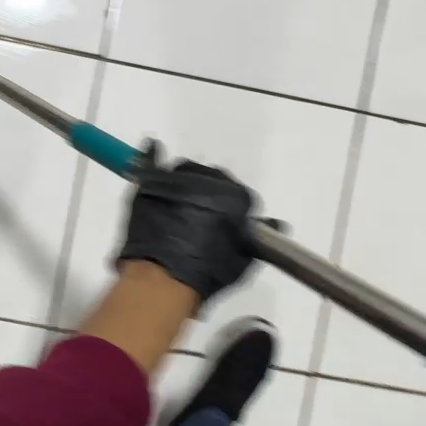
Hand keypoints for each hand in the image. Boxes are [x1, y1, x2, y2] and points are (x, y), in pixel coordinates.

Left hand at [115, 152, 258, 304]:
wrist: (162, 278)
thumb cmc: (206, 272)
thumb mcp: (241, 260)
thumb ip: (255, 237)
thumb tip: (276, 224)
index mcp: (234, 196)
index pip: (237, 196)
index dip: (230, 212)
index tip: (222, 226)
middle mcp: (208, 180)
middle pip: (212, 180)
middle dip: (209, 196)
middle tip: (200, 220)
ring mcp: (176, 179)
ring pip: (185, 173)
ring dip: (186, 184)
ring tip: (179, 205)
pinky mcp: (150, 184)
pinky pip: (152, 161)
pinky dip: (153, 154)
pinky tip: (153, 147)